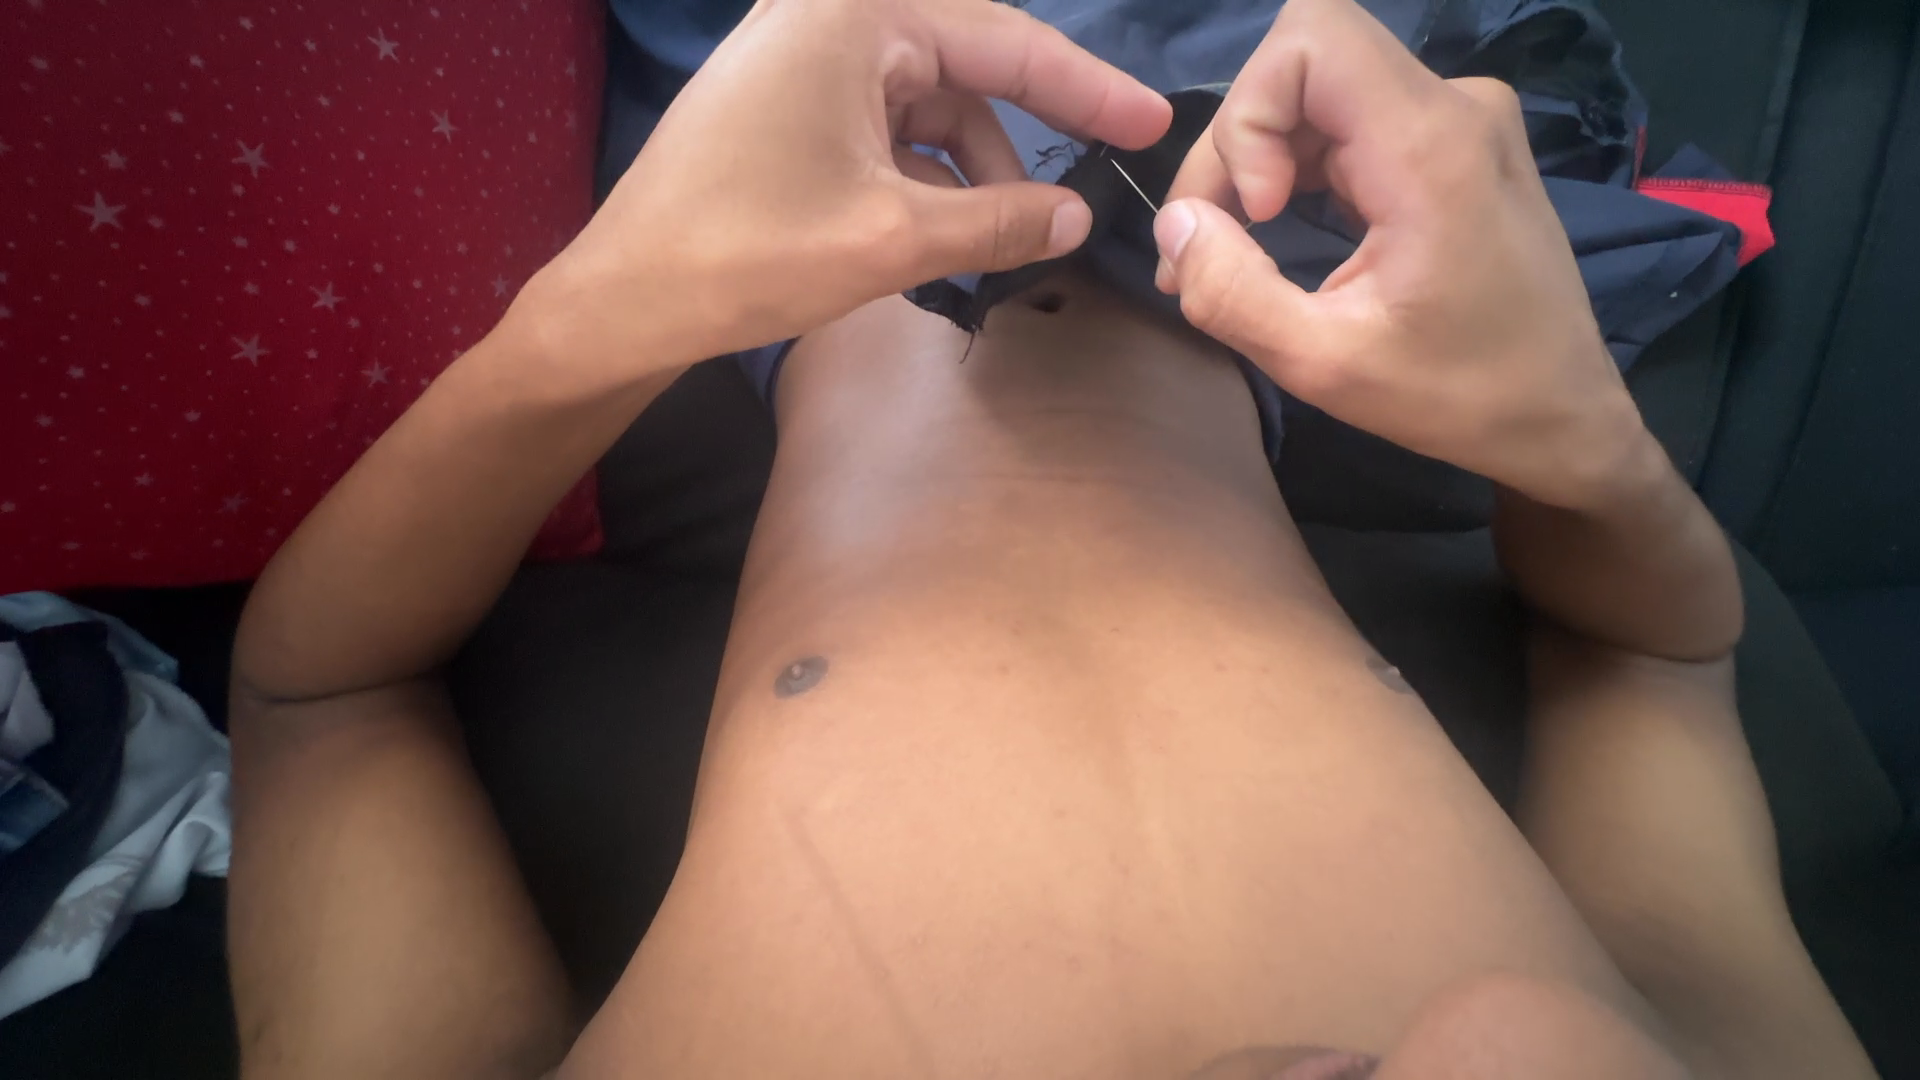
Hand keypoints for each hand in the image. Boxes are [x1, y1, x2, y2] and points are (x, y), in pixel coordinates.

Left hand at [527, 0, 1170, 375]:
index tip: (1146, 124)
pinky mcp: (785, 115)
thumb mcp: (895, 238)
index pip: (1005, 40)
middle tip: (1059, 218)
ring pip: (921, 118)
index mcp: (857, 14)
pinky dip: (917, 188)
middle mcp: (829, 18)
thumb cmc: (754, 254)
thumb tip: (1078, 218)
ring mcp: (802, 67)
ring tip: (986, 253)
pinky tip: (933, 243)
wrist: (630, 299)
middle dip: (1015, 152)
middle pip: (962, 77)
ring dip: (964, 184)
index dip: (1085, 90)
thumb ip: (999, 221)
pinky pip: (880, 140)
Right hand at [1151, 0, 1646, 508]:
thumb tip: (1173, 225)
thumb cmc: (1448, 394)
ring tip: (1223, 258)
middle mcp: (1449, 106)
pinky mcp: (1443, 147)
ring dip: (1248, 171)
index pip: (1311, 38)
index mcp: (1429, 146)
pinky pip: (1338, 129)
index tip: (1257, 214)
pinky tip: (1268, 236)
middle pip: (1299, 71)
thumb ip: (1232, 294)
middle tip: (1200, 256)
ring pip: (1310, 100)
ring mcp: (1451, 121)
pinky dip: (1285, 176)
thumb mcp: (1320, 363)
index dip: (1250, 117)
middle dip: (1230, 157)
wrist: (1553, 409)